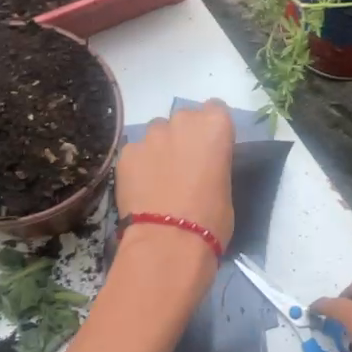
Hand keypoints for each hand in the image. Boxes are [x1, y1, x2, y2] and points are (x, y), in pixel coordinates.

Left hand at [116, 101, 235, 253]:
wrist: (169, 242)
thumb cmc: (212, 219)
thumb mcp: (226, 186)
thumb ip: (214, 164)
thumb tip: (203, 168)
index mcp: (215, 126)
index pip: (215, 109)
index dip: (211, 130)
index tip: (210, 149)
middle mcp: (182, 121)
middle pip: (183, 119)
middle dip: (184, 136)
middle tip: (185, 166)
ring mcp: (150, 136)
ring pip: (156, 133)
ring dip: (159, 148)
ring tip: (159, 179)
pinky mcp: (126, 153)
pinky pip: (135, 152)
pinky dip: (139, 165)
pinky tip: (142, 188)